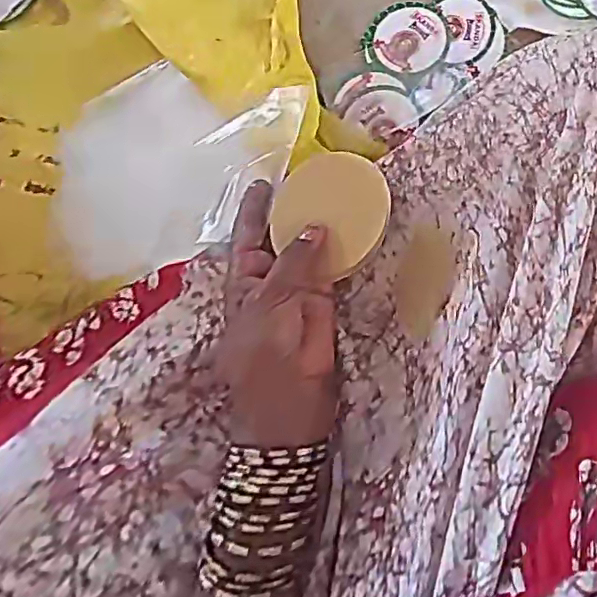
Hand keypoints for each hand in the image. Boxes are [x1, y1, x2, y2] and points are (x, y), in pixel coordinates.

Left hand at [218, 181, 338, 447]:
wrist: (292, 412)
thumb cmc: (266, 364)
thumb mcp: (271, 312)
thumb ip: (293, 268)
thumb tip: (313, 228)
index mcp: (243, 287)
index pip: (248, 241)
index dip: (255, 214)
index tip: (264, 184)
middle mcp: (271, 285)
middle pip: (281, 243)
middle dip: (292, 215)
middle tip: (310, 184)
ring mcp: (300, 294)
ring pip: (311, 254)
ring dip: (320, 230)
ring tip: (333, 199)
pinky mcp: (328, 304)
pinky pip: (335, 270)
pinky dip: (343, 250)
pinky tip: (352, 230)